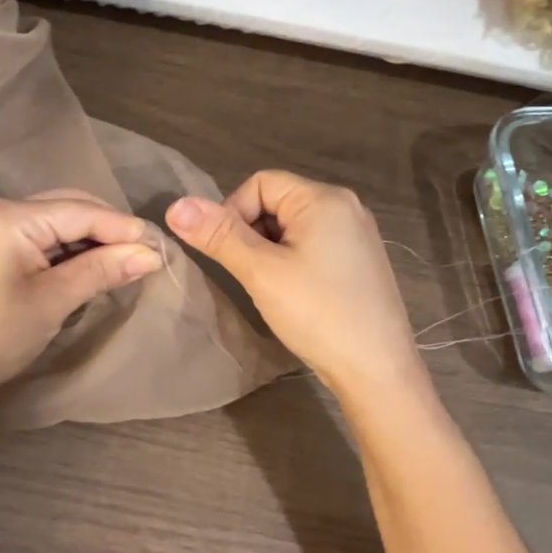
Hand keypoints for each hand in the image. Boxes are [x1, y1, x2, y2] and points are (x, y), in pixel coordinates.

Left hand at [0, 190, 161, 406]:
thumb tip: (152, 254)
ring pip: (55, 222)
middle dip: (108, 229)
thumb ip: (102, 270)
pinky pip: (39, 237)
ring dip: (89, 240)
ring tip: (125, 262)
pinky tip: (90, 267)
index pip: (81, 211)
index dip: (124, 228)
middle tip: (146, 254)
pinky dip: (67, 250)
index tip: (162, 247)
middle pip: (69, 208)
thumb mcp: (54, 301)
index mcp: (11, 216)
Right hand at [166, 171, 419, 392]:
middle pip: (277, 203)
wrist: (376, 369)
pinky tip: (293, 296)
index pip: (260, 183)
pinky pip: (313, 246)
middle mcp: (346, 207)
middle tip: (250, 275)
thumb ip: (219, 235)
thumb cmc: (317, 314)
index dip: (233, 212)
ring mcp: (357, 235)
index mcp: (324, 198)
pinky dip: (292, 263)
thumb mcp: (261, 272)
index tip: (229, 255)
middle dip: (252, 234)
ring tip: (270, 288)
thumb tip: (175, 205)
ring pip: (293, 228)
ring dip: (270, 251)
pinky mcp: (360, 262)